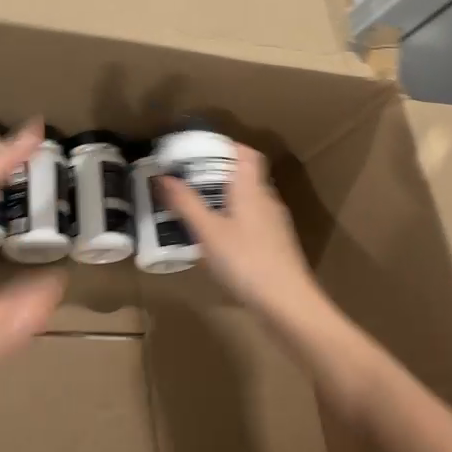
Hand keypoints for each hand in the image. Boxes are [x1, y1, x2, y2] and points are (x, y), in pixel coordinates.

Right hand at [158, 146, 331, 328]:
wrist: (288, 304)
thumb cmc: (246, 261)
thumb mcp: (208, 232)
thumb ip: (186, 203)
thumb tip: (163, 176)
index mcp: (252, 189)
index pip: (246, 153)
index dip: (225, 147)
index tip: (199, 150)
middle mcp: (267, 200)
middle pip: (245, 176)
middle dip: (217, 174)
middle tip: (187, 180)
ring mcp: (275, 225)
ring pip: (248, 201)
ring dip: (224, 199)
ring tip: (196, 209)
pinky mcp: (276, 246)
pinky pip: (252, 222)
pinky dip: (233, 221)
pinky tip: (217, 241)